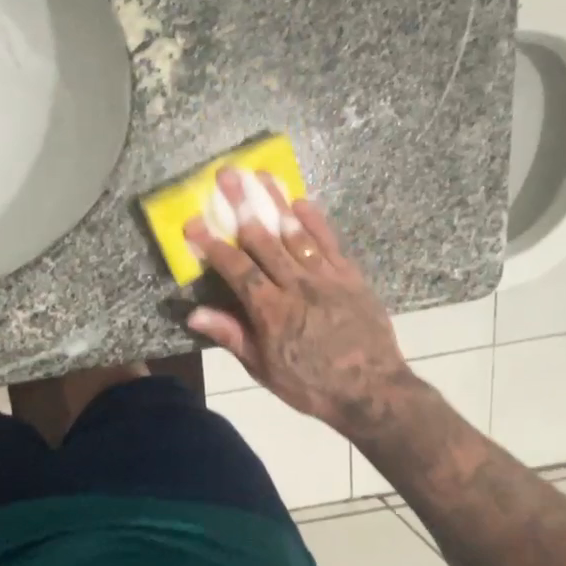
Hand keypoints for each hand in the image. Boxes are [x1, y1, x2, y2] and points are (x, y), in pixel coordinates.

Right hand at [184, 168, 413, 437]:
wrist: (372, 390)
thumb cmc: (311, 386)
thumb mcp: (264, 369)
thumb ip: (231, 336)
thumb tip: (194, 314)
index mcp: (270, 311)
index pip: (235, 269)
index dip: (212, 244)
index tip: (193, 223)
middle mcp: (296, 286)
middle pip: (263, 239)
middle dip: (241, 206)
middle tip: (225, 176)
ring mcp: (326, 278)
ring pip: (296, 233)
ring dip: (275, 202)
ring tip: (259, 174)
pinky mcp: (351, 277)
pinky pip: (330, 243)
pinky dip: (315, 221)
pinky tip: (300, 202)